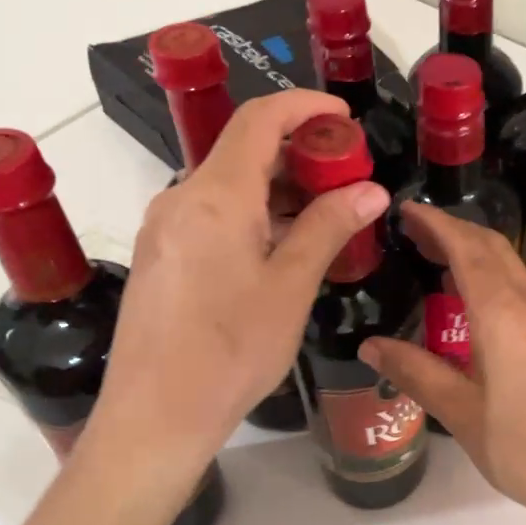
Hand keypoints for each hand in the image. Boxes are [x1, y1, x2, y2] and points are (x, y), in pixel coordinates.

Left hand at [80, 91, 389, 500]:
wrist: (154, 418)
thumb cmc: (230, 352)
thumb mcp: (290, 288)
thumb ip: (328, 228)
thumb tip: (371, 190)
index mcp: (214, 197)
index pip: (260, 120)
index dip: (304, 107)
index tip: (345, 119)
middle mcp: (181, 199)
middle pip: (243, 150)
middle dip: (300, 153)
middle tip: (349, 178)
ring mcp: (165, 228)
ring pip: (228, 184)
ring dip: (279, 187)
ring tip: (327, 216)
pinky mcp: (161, 255)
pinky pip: (212, 213)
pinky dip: (254, 213)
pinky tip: (284, 246)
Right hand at [358, 203, 525, 523]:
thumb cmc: (525, 448)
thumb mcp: (462, 414)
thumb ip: (417, 374)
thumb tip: (371, 345)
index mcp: (502, 315)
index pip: (467, 248)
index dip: (436, 223)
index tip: (405, 209)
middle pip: (491, 247)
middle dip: (452, 229)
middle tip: (410, 229)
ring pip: (508, 264)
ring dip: (472, 249)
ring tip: (431, 255)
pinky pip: (517, 286)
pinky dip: (488, 274)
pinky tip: (466, 297)